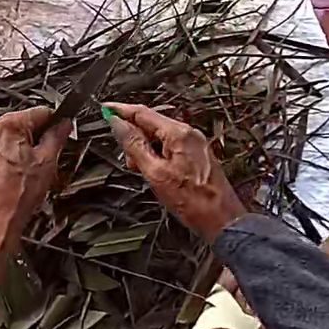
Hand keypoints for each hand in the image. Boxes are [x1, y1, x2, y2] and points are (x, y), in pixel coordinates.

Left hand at [0, 106, 69, 309]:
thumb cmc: (14, 198)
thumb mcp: (47, 162)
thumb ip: (57, 136)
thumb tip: (64, 123)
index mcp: (8, 125)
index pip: (42, 111)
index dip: (57, 123)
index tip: (65, 132)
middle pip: (27, 124)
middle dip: (41, 139)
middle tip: (51, 159)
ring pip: (16, 140)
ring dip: (28, 151)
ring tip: (34, 173)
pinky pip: (5, 153)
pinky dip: (15, 162)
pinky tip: (21, 179)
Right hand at [105, 102, 245, 241]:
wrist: (223, 220)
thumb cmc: (193, 201)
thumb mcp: (155, 173)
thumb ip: (134, 146)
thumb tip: (118, 124)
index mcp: (178, 133)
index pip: (142, 113)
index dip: (121, 110)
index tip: (106, 109)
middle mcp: (189, 133)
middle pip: (151, 123)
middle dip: (134, 137)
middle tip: (128, 160)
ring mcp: (195, 143)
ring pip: (160, 136)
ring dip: (145, 149)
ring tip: (142, 171)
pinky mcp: (197, 154)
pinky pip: (171, 146)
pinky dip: (157, 154)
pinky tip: (155, 172)